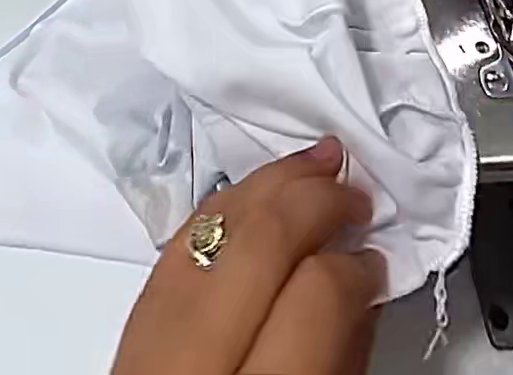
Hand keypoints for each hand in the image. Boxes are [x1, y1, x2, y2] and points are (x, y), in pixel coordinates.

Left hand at [111, 136, 385, 374]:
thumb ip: (341, 360)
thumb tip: (362, 282)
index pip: (313, 298)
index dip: (354, 269)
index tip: (377, 260)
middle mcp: (192, 357)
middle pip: (263, 241)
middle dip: (319, 202)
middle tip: (358, 197)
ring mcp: (152, 325)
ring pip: (220, 217)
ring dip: (278, 179)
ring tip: (323, 158)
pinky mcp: (136, 306)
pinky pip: (190, 228)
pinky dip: (236, 198)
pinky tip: (267, 183)